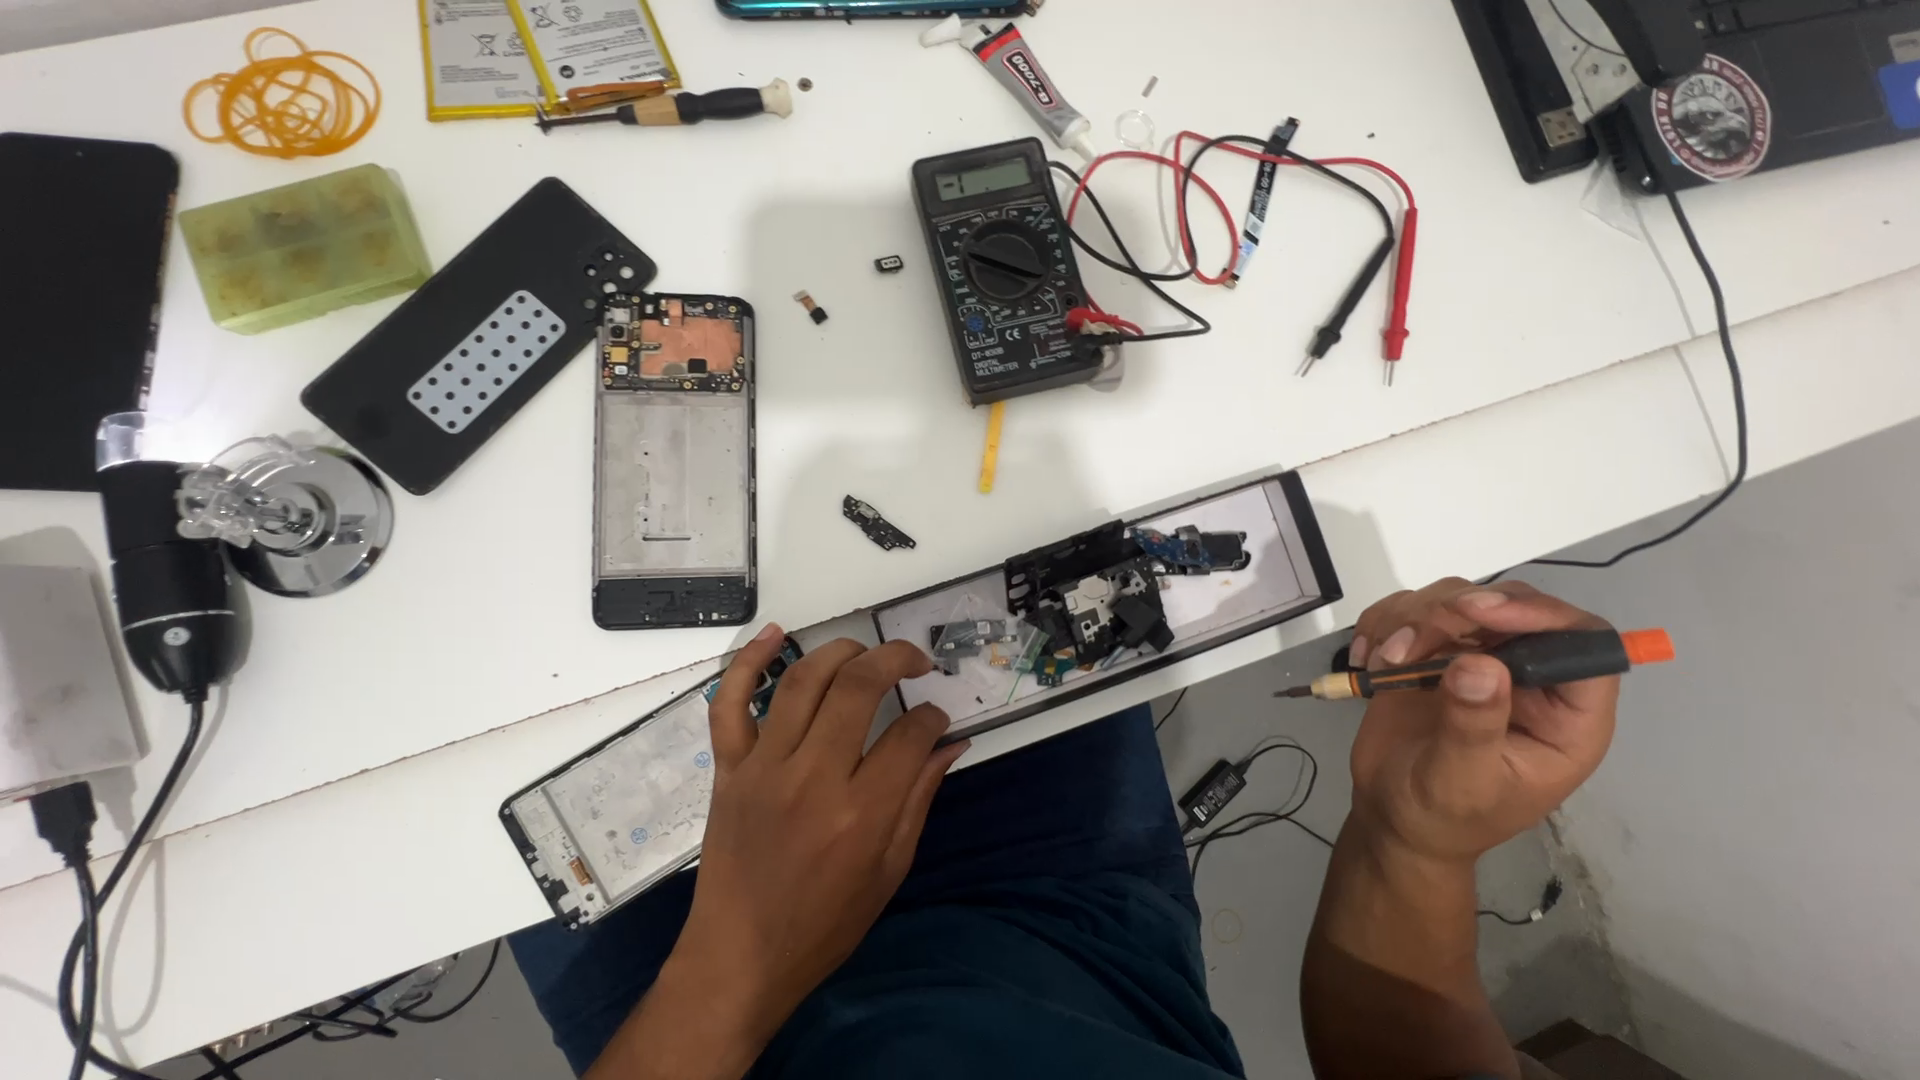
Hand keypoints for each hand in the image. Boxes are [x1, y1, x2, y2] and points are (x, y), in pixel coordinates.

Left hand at [670, 626, 968, 1041]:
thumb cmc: (824, 924)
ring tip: (866, 652)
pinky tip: (776, 634)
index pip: (910, 734)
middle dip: (896, 659)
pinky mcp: (728, 768)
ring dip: (841, 652)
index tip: (935, 716)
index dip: (933, 716)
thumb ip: (918, 798)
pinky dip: (748, 662)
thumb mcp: (889, 870)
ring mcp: (763, 768)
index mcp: (862, 814)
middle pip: (858, 688)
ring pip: (802, 681)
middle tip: (915, 662)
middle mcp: (813, 779)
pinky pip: (729, 703)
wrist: (739, 957)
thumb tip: (950, 744)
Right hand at [1345, 579, 1617, 866]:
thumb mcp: (1462, 782)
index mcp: (1564, 714)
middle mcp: (1528, 676)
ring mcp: (1476, 659)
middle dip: (1457, 611)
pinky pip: (1411, 610)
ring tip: (1383, 661)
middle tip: (1409, 641)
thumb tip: (1482, 666)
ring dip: (1412, 618)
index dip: (1541, 616)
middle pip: (1513, 606)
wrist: (1393, 817)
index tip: (1478, 613)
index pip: (1582, 642)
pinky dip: (1382, 623)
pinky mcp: (1431, 653)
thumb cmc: (1444, 816)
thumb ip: (1474, 726)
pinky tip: (1364, 659)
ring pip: (1457, 598)